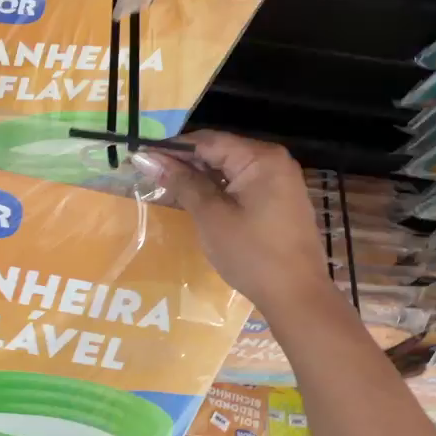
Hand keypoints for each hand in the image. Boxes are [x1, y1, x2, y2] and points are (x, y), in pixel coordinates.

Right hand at [136, 131, 334, 318]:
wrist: (295, 294)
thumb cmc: (251, 254)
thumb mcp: (211, 216)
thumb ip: (181, 182)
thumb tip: (146, 158)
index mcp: (260, 158)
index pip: (207, 140)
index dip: (171, 148)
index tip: (140, 158)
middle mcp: (273, 161)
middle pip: (220, 151)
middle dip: (184, 162)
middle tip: (148, 175)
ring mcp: (279, 181)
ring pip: (229, 169)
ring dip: (198, 177)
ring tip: (166, 187)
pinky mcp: (278, 200)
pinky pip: (241, 184)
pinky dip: (216, 189)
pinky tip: (195, 201)